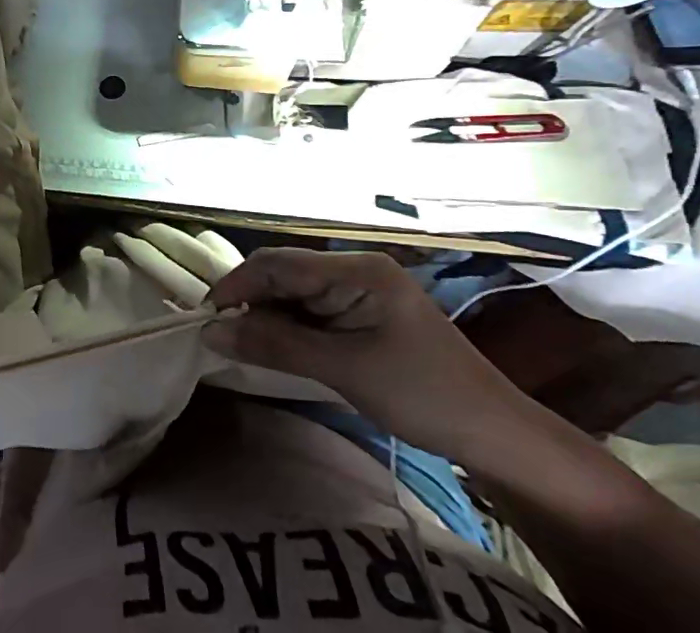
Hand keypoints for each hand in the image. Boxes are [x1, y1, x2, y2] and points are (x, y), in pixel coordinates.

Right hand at [203, 248, 532, 462]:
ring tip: (240, 346)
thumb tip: (209, 332)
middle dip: (248, 304)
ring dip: (264, 319)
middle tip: (219, 338)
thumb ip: (274, 345)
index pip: (277, 264)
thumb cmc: (424, 395)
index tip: (205, 318)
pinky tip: (271, 349)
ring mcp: (356, 293)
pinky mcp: (356, 315)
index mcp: (356, 271)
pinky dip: (284, 331)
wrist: (494, 434)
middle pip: (281, 276)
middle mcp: (353, 271)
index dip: (236, 285)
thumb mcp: (343, 369)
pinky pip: (306, 314)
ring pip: (290, 296)